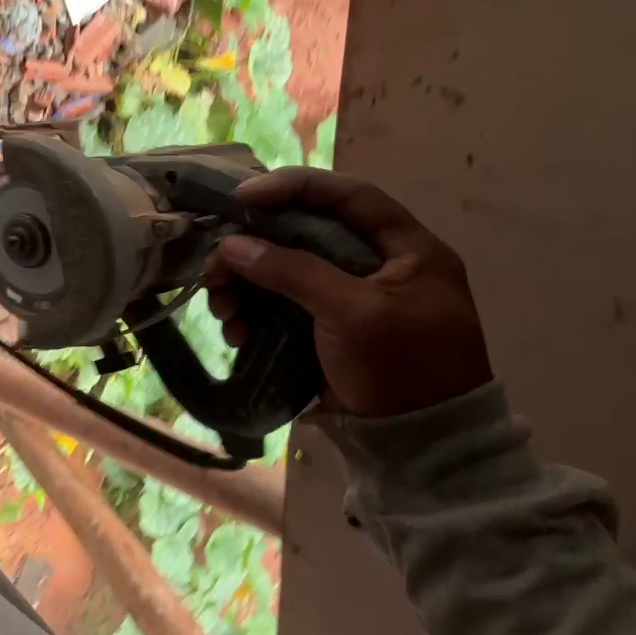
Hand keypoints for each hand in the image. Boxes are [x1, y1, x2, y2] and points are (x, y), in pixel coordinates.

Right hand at [204, 167, 492, 418]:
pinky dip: (249, 313)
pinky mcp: (321, 325)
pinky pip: (273, 302)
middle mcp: (376, 265)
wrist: (419, 447)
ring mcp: (346, 296)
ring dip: (241, 285)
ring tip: (223, 311)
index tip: (243, 198)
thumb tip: (231, 244)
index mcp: (407, 252)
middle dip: (251, 248)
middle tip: (216, 267)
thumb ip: (293, 271)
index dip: (294, 187)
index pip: (348, 196)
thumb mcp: (354, 313)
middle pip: (300, 232)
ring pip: (278, 268)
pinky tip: (237, 333)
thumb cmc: (404, 369)